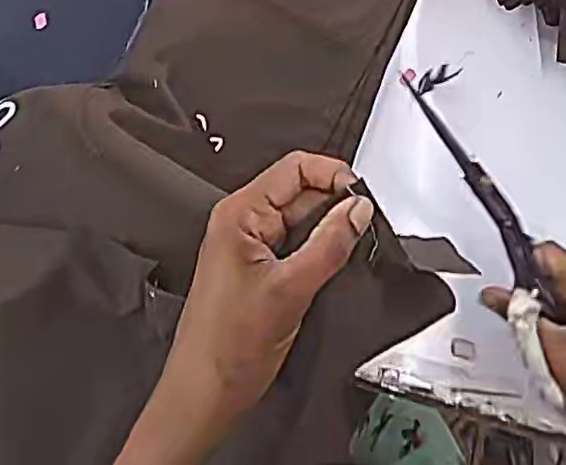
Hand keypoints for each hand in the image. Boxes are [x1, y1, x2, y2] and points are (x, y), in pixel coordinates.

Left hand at [116, 152, 373, 464]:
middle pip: (302, 188)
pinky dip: (319, 246)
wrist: (202, 398)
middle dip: (335, 202)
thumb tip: (357, 209)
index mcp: (240, 212)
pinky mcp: (261, 263)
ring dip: (329, 226)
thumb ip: (329, 245)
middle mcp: (243, 220)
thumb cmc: (223, 351)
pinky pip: (298, 239)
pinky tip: (330, 263)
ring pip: (303, 215)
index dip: (332, 174)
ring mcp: (252, 242)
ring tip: (348, 246)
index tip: (360, 195)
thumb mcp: (289, 291)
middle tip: (362, 224)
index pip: (295, 167)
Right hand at [482, 244, 565, 464]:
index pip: (545, 253)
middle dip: (542, 301)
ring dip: (560, 316)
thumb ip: (520, 317)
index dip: (522, 271)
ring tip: (560, 353)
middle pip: (559, 276)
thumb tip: (498, 297)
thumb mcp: (554, 353)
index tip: (512, 289)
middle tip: (536, 331)